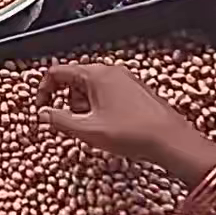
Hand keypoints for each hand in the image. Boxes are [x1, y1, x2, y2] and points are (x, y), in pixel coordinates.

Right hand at [36, 63, 209, 177]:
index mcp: (96, 74)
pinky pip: (106, 94)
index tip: (42, 109)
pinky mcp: (136, 92)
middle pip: (73, 79)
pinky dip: (98, 108)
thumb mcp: (87, 130)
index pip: (57, 72)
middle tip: (69, 123)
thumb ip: (59, 120)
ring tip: (90, 128)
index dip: (44, 90)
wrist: (173, 142)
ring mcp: (125, 81)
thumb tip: (43, 114)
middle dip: (65, 101)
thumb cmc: (133, 134)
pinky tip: (107, 127)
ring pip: (90, 88)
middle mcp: (111, 72)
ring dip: (82, 106)